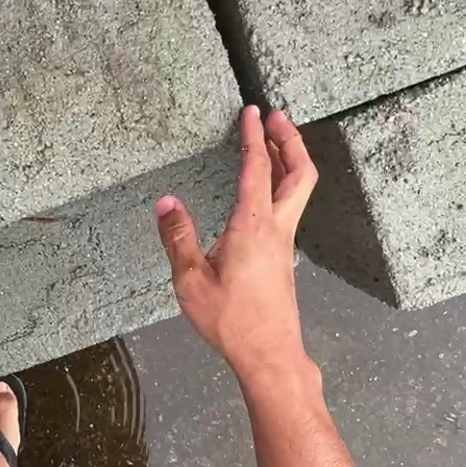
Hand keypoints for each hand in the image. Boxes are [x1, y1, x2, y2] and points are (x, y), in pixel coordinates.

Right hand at [156, 106, 316, 381]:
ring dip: (290, 160)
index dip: (254, 137)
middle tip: (277, 117)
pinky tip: (266, 189)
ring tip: (274, 141)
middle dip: (290, 139)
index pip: (257, 170)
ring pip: (298, 189)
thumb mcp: (190, 279)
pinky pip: (290, 206)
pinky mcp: (282, 257)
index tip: (252, 112)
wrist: (268, 354)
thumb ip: (178, 237)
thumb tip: (166, 202)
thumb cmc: (230, 320)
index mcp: (253, 228)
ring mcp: (284, 244)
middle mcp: (276, 229)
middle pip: (299, 172)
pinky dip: (283, 183)